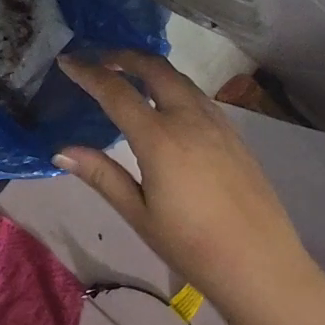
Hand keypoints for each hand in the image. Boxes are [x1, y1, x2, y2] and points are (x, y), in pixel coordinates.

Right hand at [55, 52, 312, 305]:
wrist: (263, 268)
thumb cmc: (193, 247)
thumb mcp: (139, 215)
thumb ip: (102, 175)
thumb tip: (61, 151)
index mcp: (159, 138)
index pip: (115, 91)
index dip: (88, 73)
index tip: (67, 61)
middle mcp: (188, 119)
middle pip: (154, 68)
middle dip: (124, 56)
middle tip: (100, 60)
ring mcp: (216, 124)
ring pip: (179, 78)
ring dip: (151, 68)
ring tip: (130, 75)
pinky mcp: (234, 135)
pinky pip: (198, 95)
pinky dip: (174, 85)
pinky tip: (168, 105)